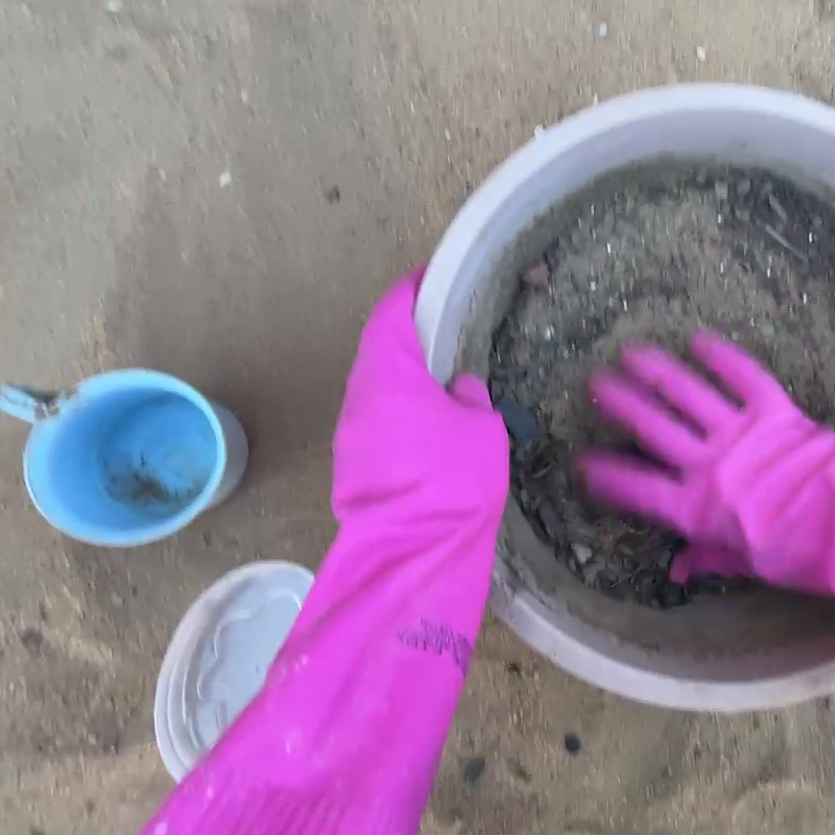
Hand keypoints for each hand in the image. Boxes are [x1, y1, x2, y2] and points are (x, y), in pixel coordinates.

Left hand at [331, 267, 507, 536]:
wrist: (414, 553)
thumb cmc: (455, 479)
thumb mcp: (483, 429)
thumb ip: (469, 398)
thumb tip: (458, 388)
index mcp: (390, 375)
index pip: (391, 315)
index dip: (410, 293)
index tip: (430, 281)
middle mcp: (360, 397)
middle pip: (380, 351)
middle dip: (409, 337)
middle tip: (445, 333)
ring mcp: (351, 434)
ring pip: (377, 390)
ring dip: (405, 378)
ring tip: (441, 381)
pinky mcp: (353, 465)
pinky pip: (377, 421)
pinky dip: (401, 411)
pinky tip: (430, 426)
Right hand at [577, 332, 834, 591]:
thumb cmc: (792, 555)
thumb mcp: (745, 564)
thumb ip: (709, 558)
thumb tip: (678, 568)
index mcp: (697, 509)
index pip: (641, 490)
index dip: (609, 477)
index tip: (582, 461)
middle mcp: (709, 466)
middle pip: (655, 430)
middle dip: (622, 405)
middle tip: (596, 381)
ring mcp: (740, 435)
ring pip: (688, 397)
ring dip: (657, 373)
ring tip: (632, 352)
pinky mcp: (774, 413)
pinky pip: (745, 378)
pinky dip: (723, 358)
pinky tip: (699, 339)